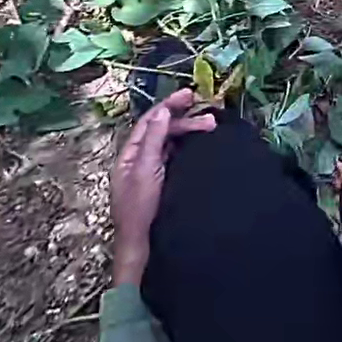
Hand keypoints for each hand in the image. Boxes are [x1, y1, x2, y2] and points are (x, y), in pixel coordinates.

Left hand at [110, 89, 216, 286]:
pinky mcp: (165, 180)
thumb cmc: (140, 210)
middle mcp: (139, 160)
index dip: (169, 105)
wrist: (144, 247)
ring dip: (191, 132)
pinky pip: (178, 154)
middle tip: (210, 119)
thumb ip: (153, 140)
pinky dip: (191, 145)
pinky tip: (204, 143)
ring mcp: (152, 171)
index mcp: (129, 156)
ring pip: (172, 141)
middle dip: (186, 120)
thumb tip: (163, 112)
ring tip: (212, 129)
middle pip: (163, 130)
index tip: (190, 94)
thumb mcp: (145, 171)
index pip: (149, 122)